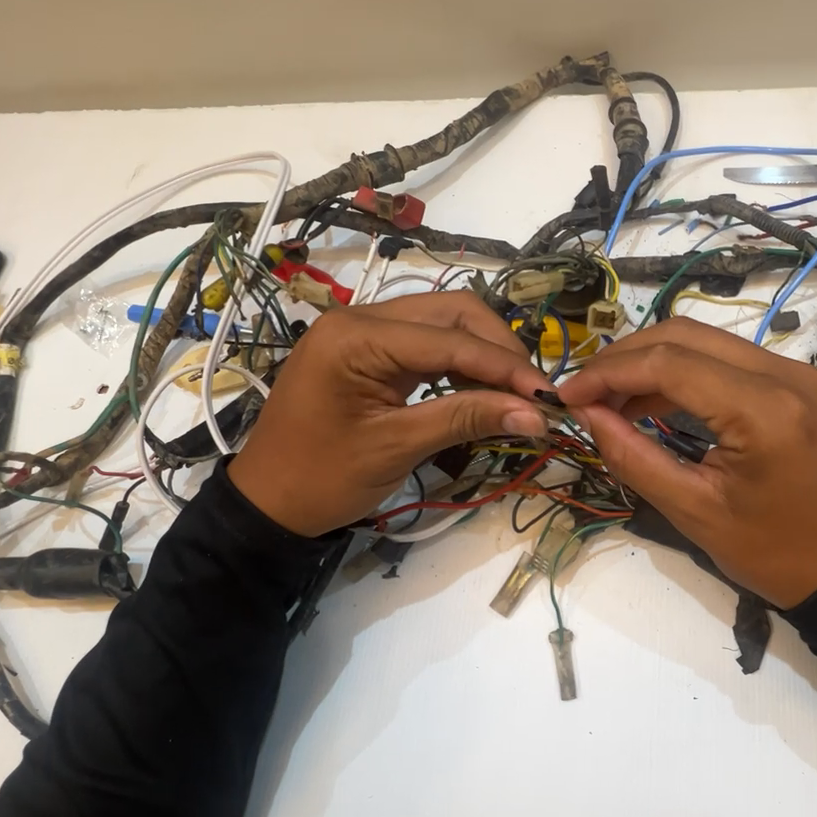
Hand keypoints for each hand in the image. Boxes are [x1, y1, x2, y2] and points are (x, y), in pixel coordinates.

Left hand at [228, 293, 551, 535]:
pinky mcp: (371, 350)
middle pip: (453, 313)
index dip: (505, 366)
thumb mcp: (397, 447)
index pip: (450, 339)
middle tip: (533, 395)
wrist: (268, 503)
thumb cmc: (322, 478)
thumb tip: (536, 416)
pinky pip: (429, 343)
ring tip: (516, 394)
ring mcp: (364, 331)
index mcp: (356, 335)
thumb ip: (467, 419)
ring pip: (446, 323)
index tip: (548, 397)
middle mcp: (360, 317)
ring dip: (485, 354)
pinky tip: (483, 390)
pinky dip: (462, 363)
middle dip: (499, 350)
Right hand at [557, 319, 816, 607]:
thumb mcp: (693, 511)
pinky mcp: (797, 381)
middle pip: (685, 336)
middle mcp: (785, 374)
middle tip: (585, 393)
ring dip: (652, 362)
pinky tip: (652, 401)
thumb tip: (586, 413)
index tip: (567, 396)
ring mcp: (796, 372)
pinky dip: (684, 373)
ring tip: (610, 401)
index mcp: (764, 410)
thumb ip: (633, 456)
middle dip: (626, 359)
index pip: (669, 363)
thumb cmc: (770, 553)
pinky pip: (727, 360)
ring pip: (705, 342)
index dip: (609, 374)